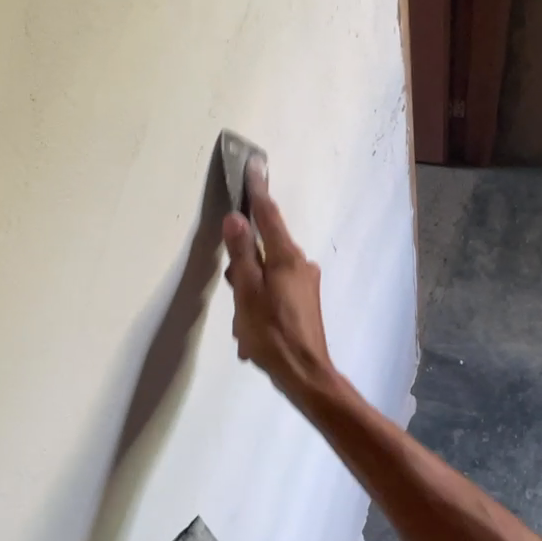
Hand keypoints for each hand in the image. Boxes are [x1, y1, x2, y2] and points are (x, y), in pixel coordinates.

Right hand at [222, 165, 338, 402]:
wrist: (306, 374)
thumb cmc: (272, 333)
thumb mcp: (248, 292)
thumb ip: (241, 254)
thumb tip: (236, 218)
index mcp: (287, 258)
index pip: (268, 215)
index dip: (256, 191)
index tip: (253, 165)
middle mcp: (301, 265)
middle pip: (264, 249)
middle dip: (243, 267)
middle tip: (235, 295)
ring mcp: (305, 285)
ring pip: (265, 275)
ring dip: (249, 295)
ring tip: (244, 325)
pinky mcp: (303, 304)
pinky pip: (272, 295)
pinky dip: (258, 310)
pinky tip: (252, 336)